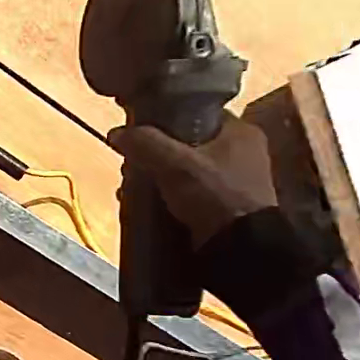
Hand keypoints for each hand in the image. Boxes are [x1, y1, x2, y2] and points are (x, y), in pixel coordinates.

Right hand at [108, 116, 276, 246]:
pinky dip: (166, 197)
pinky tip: (147, 205)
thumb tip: (117, 133)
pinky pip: (189, 192)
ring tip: (133, 188)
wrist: (239, 247)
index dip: (166, 119)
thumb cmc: (213, 195)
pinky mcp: (226, 206)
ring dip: (156, 178)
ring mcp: (236, 182)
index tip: (140, 132)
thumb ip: (144, 144)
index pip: (197, 112)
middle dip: (154, 155)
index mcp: (241, 133)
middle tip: (133, 165)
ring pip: (184, 170)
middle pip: (186, 144)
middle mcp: (243, 153)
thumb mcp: (173, 164)